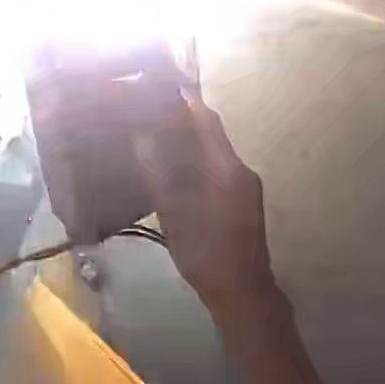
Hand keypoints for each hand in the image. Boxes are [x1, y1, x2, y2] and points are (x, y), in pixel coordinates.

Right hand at [134, 93, 281, 323]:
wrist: (243, 293)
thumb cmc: (207, 255)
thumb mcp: (175, 216)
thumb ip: (157, 175)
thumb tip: (140, 139)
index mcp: (227, 170)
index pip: (206, 121)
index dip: (184, 103)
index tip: (157, 90)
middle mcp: (240, 170)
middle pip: (211, 131)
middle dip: (182, 118)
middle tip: (148, 111)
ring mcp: (244, 184)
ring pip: (213, 148)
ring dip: (188, 138)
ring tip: (153, 133)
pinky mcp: (241, 196)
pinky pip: (217, 165)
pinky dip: (195, 157)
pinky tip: (170, 164)